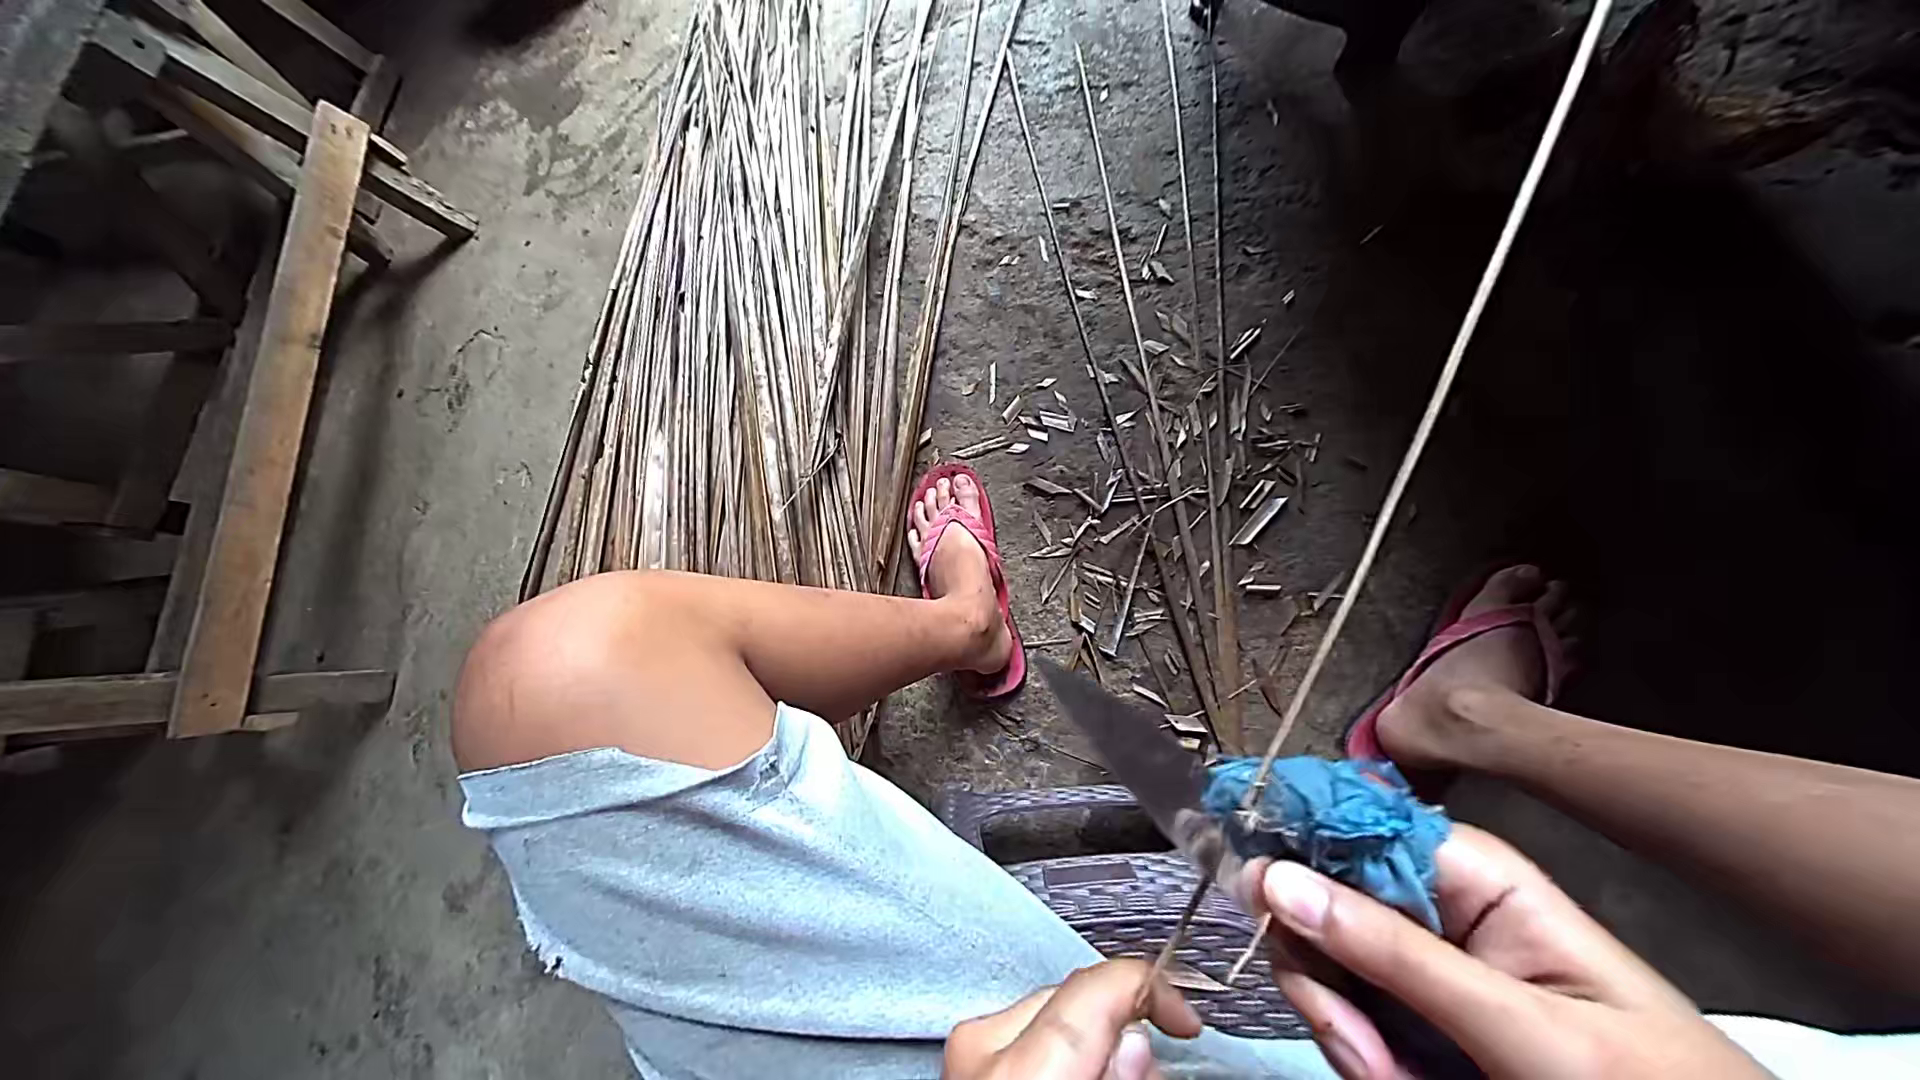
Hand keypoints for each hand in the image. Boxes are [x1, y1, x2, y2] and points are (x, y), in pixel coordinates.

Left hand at [942, 959, 1201, 1079]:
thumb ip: (1121, 1078)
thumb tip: (1137, 1044)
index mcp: (1020, 1070)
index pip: (1091, 988)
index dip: (1147, 984)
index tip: (1184, 1011)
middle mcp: (981, 1046)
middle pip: (1071, 992)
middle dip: (1121, 1010)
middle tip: (1162, 1039)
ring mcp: (964, 1049)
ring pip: (1049, 1006)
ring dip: (1090, 1027)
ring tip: (1116, 1062)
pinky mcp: (960, 1057)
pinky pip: (1023, 1026)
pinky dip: (1057, 1037)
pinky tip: (1076, 1062)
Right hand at [1244, 825, 1771, 1078]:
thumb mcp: (1528, 1028)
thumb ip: (1394, 952)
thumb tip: (1268, 876)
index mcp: (1458, 867)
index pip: (1342, 818)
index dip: (1286, 839)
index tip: (1254, 892)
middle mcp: (1419, 894)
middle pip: (1311, 891)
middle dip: (1320, 968)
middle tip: (1356, 1040)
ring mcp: (1404, 949)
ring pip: (1312, 951)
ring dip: (1337, 1021)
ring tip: (1389, 1076)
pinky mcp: (1397, 1000)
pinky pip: (1335, 1001)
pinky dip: (1351, 1048)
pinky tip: (1394, 1079)